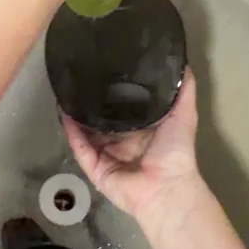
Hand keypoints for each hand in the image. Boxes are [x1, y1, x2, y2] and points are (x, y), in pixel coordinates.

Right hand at [63, 66, 206, 225]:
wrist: (166, 187)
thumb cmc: (176, 151)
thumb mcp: (184, 114)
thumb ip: (184, 89)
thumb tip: (182, 60)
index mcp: (142, 130)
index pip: (124, 107)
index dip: (115, 91)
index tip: (107, 68)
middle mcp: (122, 141)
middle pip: (102, 119)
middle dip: (92, 102)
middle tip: (81, 77)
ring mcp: (106, 155)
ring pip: (86, 132)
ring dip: (77, 115)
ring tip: (67, 91)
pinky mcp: (94, 166)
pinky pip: (80, 147)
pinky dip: (72, 132)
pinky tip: (64, 112)